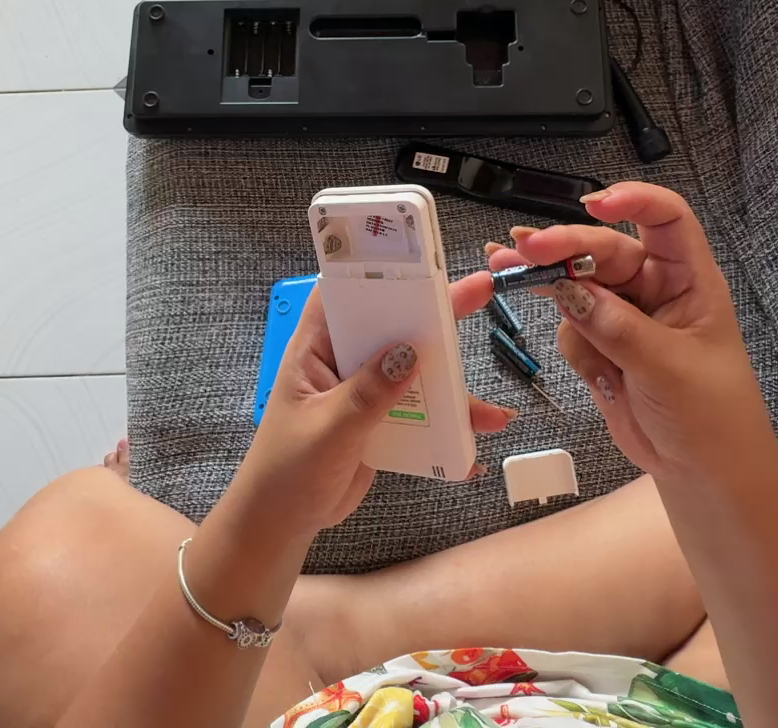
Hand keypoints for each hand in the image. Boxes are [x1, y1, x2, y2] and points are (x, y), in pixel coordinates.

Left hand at [232, 273, 515, 540]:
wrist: (284, 522)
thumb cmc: (288, 469)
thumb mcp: (328, 428)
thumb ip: (368, 393)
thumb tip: (411, 353)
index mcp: (316, 346)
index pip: (346, 292)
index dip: (379, 269)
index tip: (419, 255)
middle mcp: (344, 358)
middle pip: (392, 323)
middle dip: (434, 313)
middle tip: (481, 290)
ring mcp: (366, 388)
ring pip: (414, 367)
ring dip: (452, 380)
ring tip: (493, 406)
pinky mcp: (383, 418)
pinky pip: (420, 410)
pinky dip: (447, 423)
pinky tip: (475, 441)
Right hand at [486, 181, 777, 474]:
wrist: (703, 473)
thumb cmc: (712, 417)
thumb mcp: (669, 369)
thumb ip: (616, 327)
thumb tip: (567, 290)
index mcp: (688, 280)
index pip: (666, 219)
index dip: (633, 201)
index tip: (593, 205)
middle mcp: (654, 288)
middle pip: (602, 249)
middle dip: (562, 247)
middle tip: (520, 249)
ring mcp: (623, 313)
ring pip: (575, 282)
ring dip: (544, 280)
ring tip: (503, 272)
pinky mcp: (600, 340)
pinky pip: (569, 324)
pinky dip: (567, 339)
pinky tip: (593, 370)